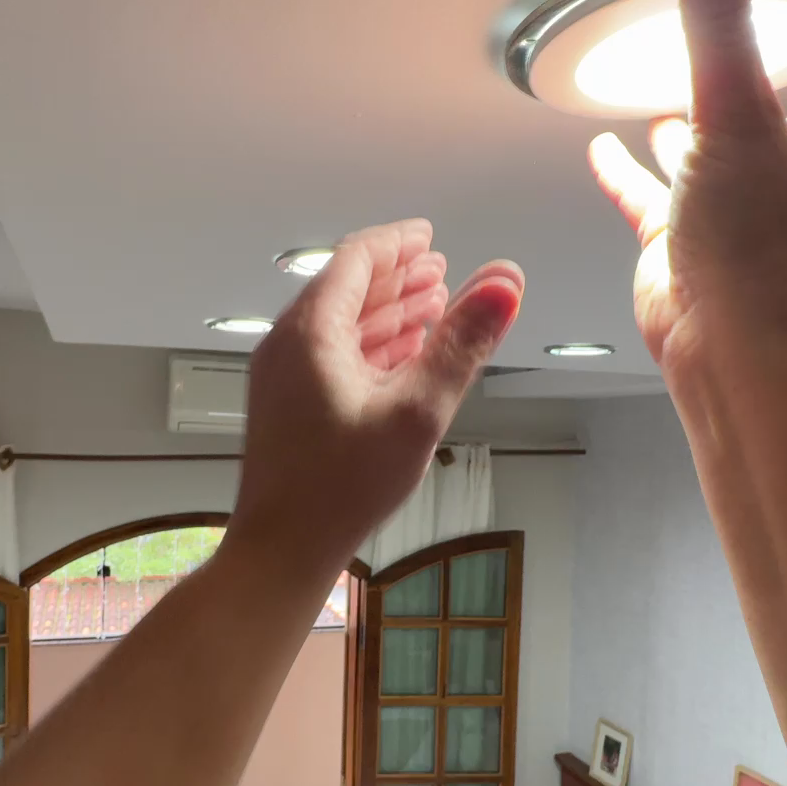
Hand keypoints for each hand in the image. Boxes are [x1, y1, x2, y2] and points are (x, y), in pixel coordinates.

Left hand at [232, 219, 523, 566]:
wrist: (282, 548)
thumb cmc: (343, 485)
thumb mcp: (416, 410)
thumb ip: (462, 344)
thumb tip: (505, 282)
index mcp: (311, 331)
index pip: (355, 260)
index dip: (397, 243)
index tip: (430, 237)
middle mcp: (287, 344)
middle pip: (345, 289)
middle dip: (396, 278)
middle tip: (440, 272)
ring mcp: (281, 377)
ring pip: (338, 325)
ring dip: (384, 313)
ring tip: (430, 307)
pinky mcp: (285, 406)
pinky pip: (328, 357)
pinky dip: (366, 347)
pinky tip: (397, 356)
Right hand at [588, 0, 786, 365]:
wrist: (715, 330)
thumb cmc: (748, 243)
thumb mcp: (732, 115)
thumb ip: (722, 31)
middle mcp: (769, 182)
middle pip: (769, 132)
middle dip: (747, 98)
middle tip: (726, 67)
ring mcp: (718, 215)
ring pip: (702, 164)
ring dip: (683, 135)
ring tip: (658, 106)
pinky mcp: (672, 245)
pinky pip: (648, 199)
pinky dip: (626, 174)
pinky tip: (603, 154)